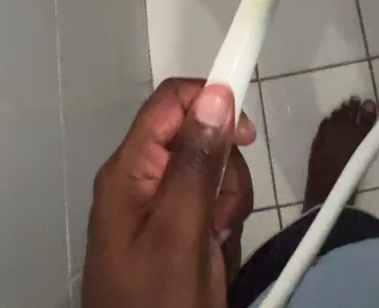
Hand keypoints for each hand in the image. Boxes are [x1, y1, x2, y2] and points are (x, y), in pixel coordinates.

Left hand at [84, 79, 257, 307]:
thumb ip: (197, 161)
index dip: (211, 98)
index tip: (247, 130)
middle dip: (224, 169)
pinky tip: (216, 257)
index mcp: (130, 170)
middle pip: (198, 136)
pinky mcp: (176, 232)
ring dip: (227, 203)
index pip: (172, 102)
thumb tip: (216, 92)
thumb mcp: (181, 232)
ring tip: (217, 244)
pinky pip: (213, 205)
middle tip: (222, 212)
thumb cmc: (157, 303)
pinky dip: (224, 226)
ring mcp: (158, 208)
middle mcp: (142, 180)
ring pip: (212, 172)